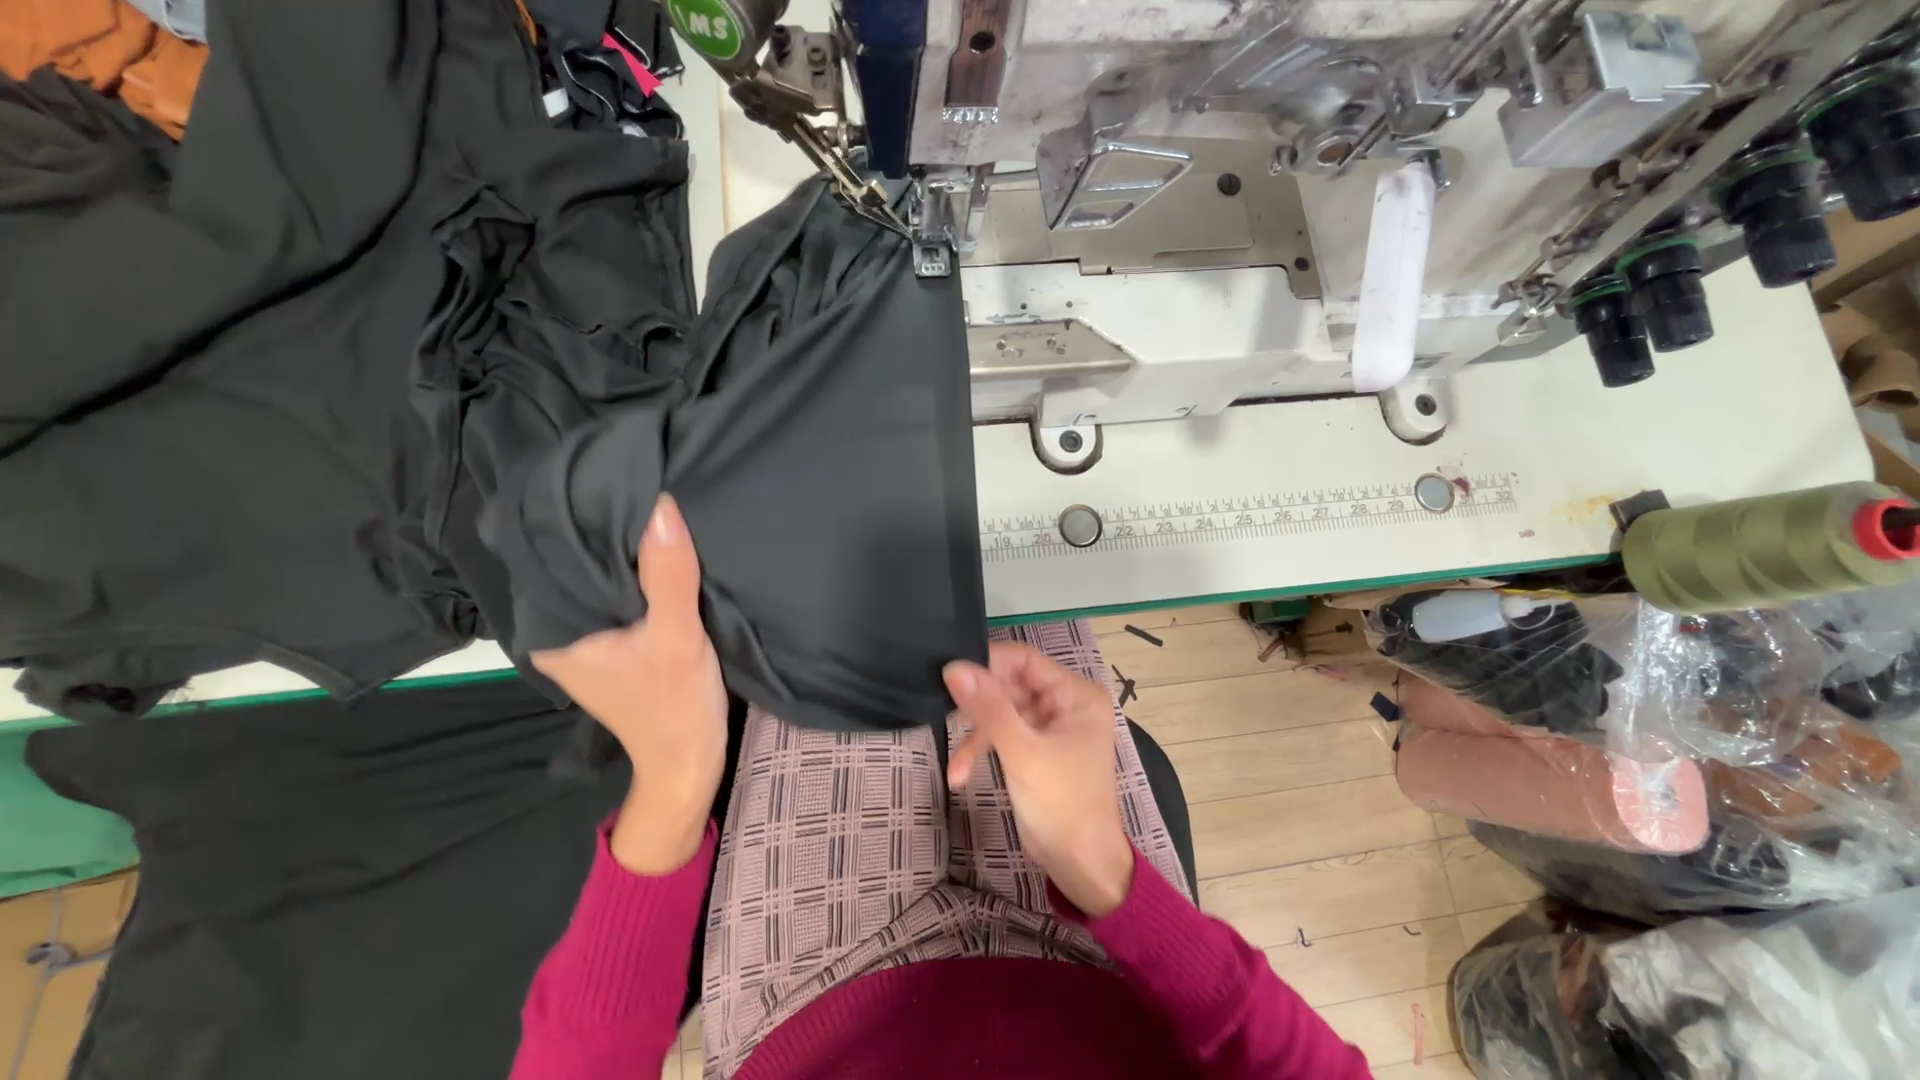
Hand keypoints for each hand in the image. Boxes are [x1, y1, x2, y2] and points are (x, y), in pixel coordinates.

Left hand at [531, 495, 727, 873]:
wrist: (690, 763)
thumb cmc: (675, 706)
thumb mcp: (678, 638)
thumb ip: (668, 576)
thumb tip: (661, 505)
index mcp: (551, 631)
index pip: (554, 555)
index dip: (581, 515)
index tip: (610, 475)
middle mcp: (555, 630)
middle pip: (576, 563)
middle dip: (605, 528)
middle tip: (636, 476)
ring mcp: (581, 636)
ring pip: (597, 576)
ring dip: (622, 548)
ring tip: (647, 500)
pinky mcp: (607, 640)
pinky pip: (614, 591)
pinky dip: (633, 571)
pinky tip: (656, 545)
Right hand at [943, 645, 1135, 916]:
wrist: (1080, 864)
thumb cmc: (1062, 804)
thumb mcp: (1022, 752)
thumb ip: (988, 708)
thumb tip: (954, 668)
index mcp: (1077, 695)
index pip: (1026, 660)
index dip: (988, 664)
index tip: (950, 675)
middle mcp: (1066, 704)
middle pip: (1010, 685)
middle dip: (978, 706)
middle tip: (944, 715)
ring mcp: (1050, 727)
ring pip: (1001, 712)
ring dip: (975, 737)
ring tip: (954, 765)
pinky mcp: (1035, 750)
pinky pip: (1003, 736)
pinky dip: (981, 752)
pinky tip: (958, 775)